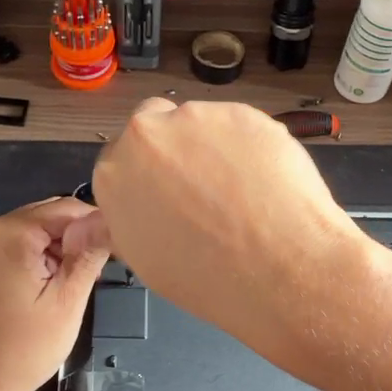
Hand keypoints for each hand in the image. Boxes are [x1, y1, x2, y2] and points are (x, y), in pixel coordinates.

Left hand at [0, 197, 109, 390]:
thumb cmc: (23, 350)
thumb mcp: (67, 301)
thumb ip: (88, 253)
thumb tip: (109, 217)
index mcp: (10, 232)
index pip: (68, 207)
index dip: (97, 225)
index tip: (117, 251)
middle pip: (50, 214)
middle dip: (76, 237)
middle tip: (94, 274)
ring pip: (35, 229)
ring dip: (58, 249)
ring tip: (72, 284)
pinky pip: (18, 244)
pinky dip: (39, 257)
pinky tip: (49, 286)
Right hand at [83, 99, 367, 351]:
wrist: (278, 270)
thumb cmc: (211, 277)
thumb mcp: (144, 261)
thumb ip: (124, 222)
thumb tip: (113, 217)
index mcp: (114, 174)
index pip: (121, 159)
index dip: (147, 176)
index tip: (166, 190)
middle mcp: (146, 136)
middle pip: (155, 127)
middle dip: (175, 150)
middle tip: (202, 188)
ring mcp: (196, 119)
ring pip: (200, 124)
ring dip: (213, 147)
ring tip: (240, 191)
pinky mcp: (241, 113)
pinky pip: (239, 125)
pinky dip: (249, 146)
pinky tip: (263, 182)